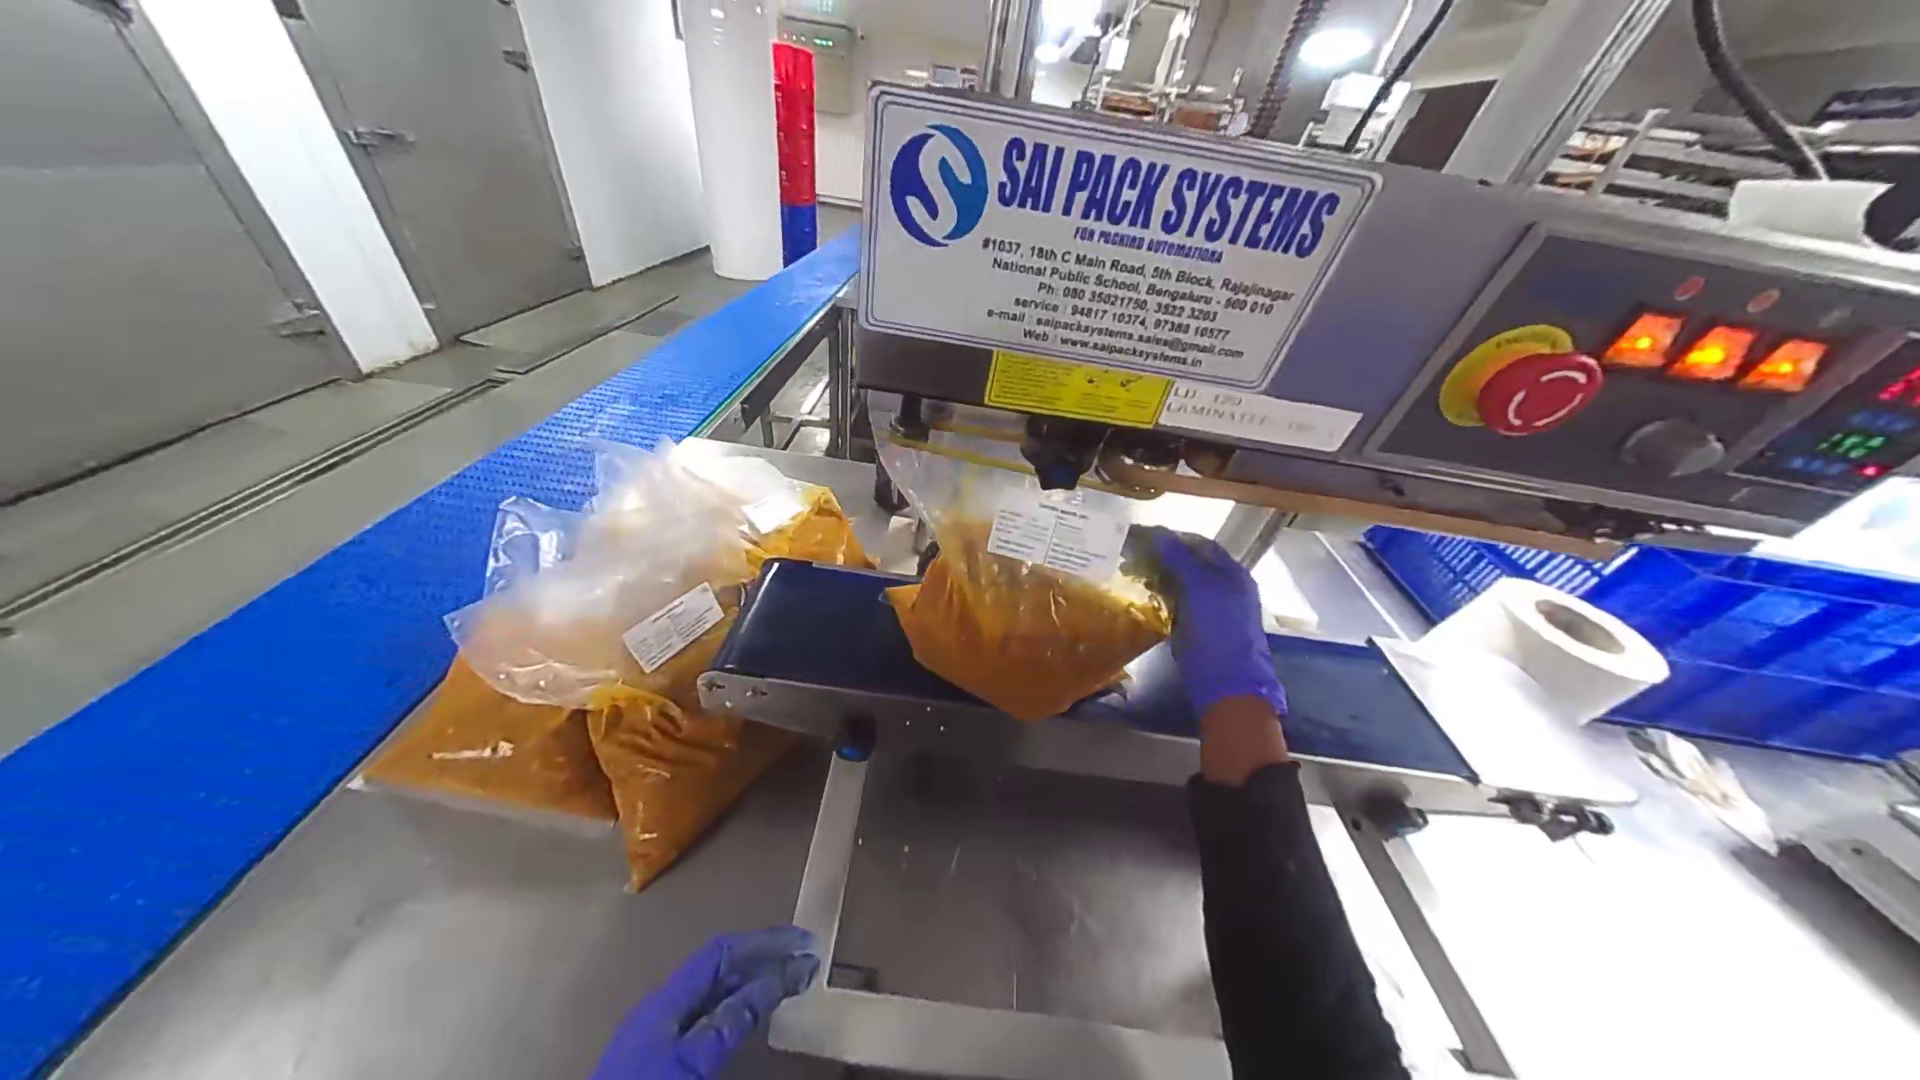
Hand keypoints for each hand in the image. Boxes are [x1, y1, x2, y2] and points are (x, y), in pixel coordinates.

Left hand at [591, 925, 822, 1079]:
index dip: (764, 941)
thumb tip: (776, 979)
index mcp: (665, 1001)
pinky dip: (740, 1012)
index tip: (804, 942)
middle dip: (764, 958)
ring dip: (754, 983)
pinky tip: (755, 1022)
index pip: (721, 952)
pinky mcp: (664, 1069)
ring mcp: (659, 1042)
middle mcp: (662, 1012)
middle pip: (719, 969)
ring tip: (791, 983)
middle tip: (807, 960)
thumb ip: (731, 1022)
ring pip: (715, 995)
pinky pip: (710, 1022)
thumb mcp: (691, 1065)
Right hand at [1144, 528, 1286, 717]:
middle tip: (1130, 557)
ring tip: (1131, 575)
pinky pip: (1177, 604)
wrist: (1228, 686)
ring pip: (1181, 584)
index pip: (1199, 543)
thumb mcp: (1199, 589)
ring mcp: (1212, 610)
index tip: (1140, 537)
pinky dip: (1160, 597)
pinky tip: (1143, 598)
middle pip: (1190, 563)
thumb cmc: (1217, 633)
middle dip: (1161, 558)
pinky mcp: (1199, 629)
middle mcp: (1225, 588)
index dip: (1171, 537)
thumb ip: (1179, 558)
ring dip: (1158, 577)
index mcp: (1232, 574)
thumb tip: (1156, 532)